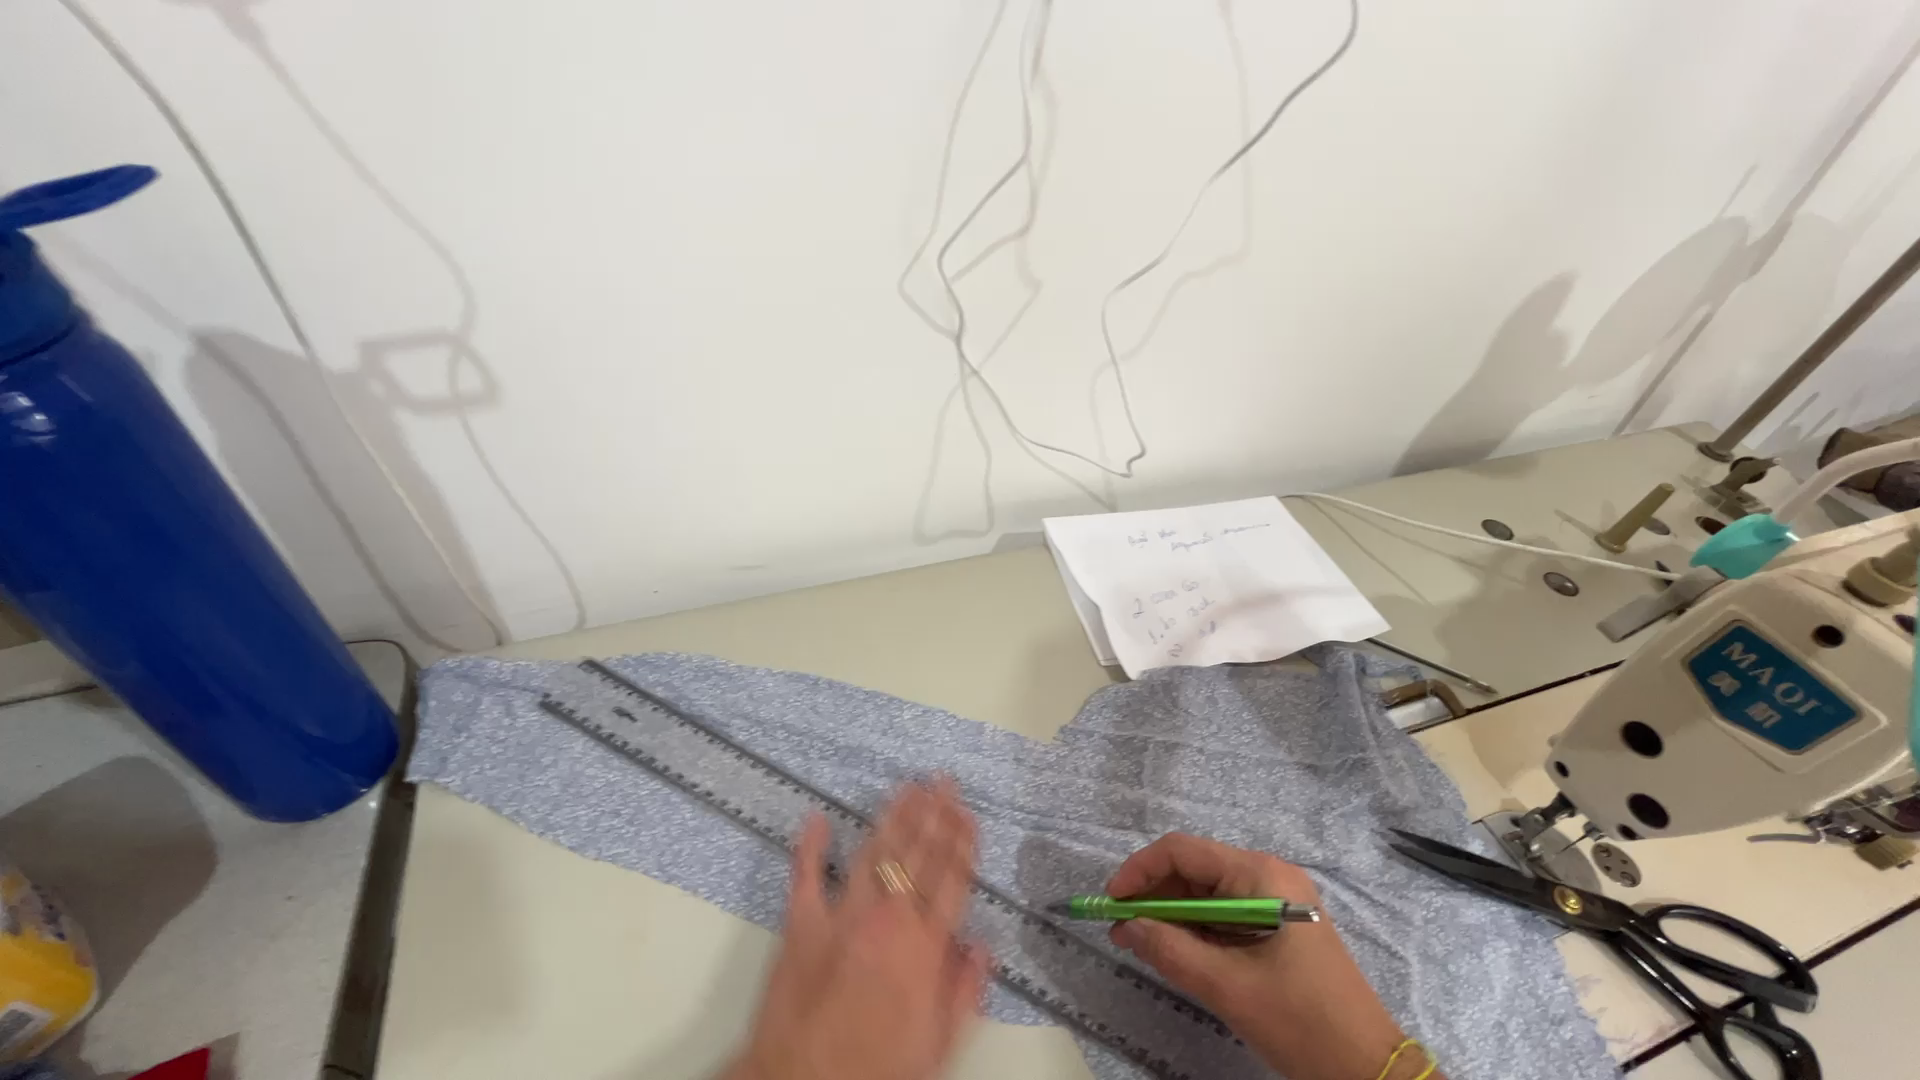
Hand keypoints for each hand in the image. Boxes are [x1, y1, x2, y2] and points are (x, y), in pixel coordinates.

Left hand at [722, 779, 990, 1079]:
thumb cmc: (878, 1067)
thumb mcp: (937, 1042)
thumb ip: (964, 990)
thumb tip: (982, 947)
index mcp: (925, 945)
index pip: (952, 880)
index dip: (962, 842)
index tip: (968, 812)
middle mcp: (888, 917)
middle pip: (917, 854)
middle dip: (934, 814)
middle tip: (942, 781)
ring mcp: (842, 913)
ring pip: (874, 852)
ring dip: (892, 816)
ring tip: (907, 787)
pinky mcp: (801, 922)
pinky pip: (806, 874)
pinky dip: (811, 845)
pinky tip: (818, 818)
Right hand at [1107, 834, 1418, 1079]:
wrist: (1370, 1070)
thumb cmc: (1300, 1021)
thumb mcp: (1226, 986)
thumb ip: (1169, 949)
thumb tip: (1125, 927)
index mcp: (1260, 875)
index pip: (1183, 850)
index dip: (1140, 871)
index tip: (1112, 903)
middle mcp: (1268, 875)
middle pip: (1194, 868)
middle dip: (1154, 895)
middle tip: (1121, 929)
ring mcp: (1277, 899)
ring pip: (1207, 892)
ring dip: (1172, 914)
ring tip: (1140, 943)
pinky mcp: (1281, 926)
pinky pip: (1226, 913)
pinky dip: (1196, 929)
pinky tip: (1175, 950)